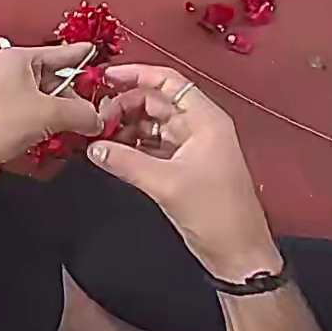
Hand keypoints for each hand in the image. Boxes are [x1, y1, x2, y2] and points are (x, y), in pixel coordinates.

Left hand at [0, 43, 103, 184]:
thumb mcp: (48, 112)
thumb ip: (81, 113)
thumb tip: (97, 118)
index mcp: (19, 60)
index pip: (60, 52)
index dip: (81, 55)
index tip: (96, 54)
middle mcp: (11, 75)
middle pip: (56, 80)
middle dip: (76, 98)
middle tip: (96, 112)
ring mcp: (6, 99)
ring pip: (47, 103)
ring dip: (63, 116)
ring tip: (82, 128)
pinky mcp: (4, 122)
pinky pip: (35, 120)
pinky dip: (49, 128)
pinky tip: (60, 139)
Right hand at [89, 66, 281, 282]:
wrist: (238, 256)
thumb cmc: (216, 214)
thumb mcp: (166, 184)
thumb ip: (125, 162)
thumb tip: (94, 147)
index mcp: (205, 119)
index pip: (169, 81)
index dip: (136, 74)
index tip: (106, 77)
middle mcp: (198, 126)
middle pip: (156, 100)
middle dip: (124, 105)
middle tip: (96, 117)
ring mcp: (190, 145)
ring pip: (152, 122)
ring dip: (126, 126)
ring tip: (98, 134)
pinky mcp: (182, 164)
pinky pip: (152, 144)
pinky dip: (132, 145)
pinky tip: (110, 151)